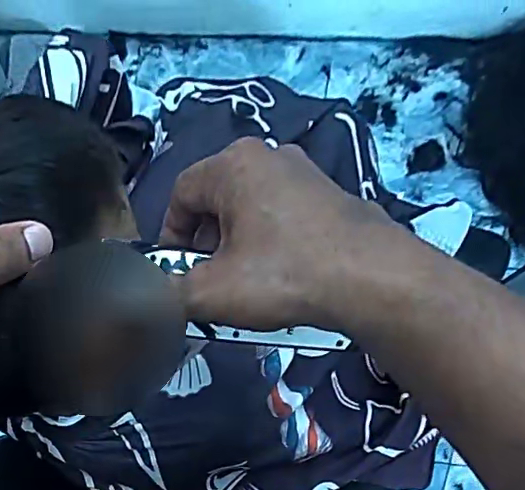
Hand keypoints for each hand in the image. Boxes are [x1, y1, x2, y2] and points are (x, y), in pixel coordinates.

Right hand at [159, 138, 423, 333]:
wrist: (367, 278)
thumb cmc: (281, 275)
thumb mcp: (212, 292)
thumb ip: (172, 294)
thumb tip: (157, 298)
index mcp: (232, 165)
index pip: (180, 193)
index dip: (169, 237)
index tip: (175, 274)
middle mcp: (269, 157)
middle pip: (217, 202)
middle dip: (205, 247)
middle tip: (209, 285)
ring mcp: (305, 174)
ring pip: (252, 214)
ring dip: (238, 251)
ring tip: (246, 290)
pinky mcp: (331, 198)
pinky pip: (284, 222)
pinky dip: (271, 249)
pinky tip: (281, 282)